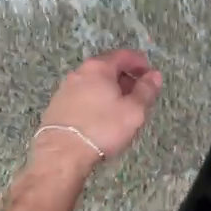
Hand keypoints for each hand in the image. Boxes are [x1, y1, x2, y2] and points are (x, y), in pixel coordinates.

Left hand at [34, 50, 162, 174]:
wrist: (61, 155)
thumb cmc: (102, 128)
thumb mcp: (134, 110)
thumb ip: (146, 90)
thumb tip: (154, 75)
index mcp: (99, 68)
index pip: (124, 55)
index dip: (141, 63)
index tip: (150, 76)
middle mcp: (79, 72)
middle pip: (107, 68)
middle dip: (125, 78)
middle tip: (138, 95)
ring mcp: (64, 89)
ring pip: (93, 83)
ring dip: (109, 91)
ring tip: (120, 110)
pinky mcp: (56, 107)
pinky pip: (82, 97)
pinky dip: (95, 101)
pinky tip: (100, 119)